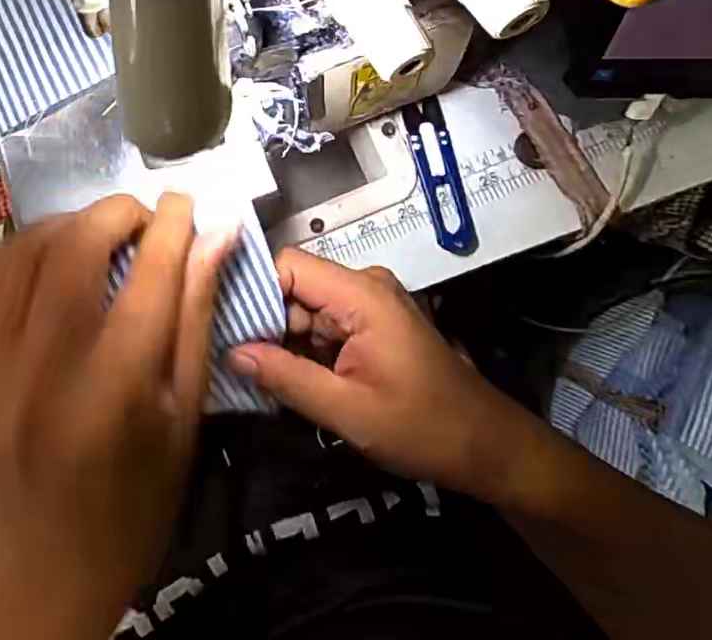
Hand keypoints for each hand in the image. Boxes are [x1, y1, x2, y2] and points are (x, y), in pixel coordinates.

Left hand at [0, 193, 238, 639]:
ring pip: (24, 248)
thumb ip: (196, 311)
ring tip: (97, 239)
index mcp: (114, 387)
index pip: (150, 273)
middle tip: (142, 223)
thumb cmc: (138, 490)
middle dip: (116, 214)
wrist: (48, 559)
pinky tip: (46, 266)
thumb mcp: (186, 407)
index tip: (184, 202)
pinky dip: (19, 254)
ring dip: (69, 226)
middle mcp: (42, 367)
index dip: (172, 224)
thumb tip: (215, 233)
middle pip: (76, 246)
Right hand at [228, 248, 537, 502]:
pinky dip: (304, 349)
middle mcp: (363, 286)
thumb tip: (232, 352)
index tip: (223, 324)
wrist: (487, 446)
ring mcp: (368, 304)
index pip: (288, 266)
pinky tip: (287, 377)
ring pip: (304, 308)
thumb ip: (286, 377)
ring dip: (283, 341)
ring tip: (256, 374)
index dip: (253, 290)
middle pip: (293, 287)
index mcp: (360, 294)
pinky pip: (323, 325)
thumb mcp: (347, 410)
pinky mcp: (371, 323)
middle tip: (232, 360)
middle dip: (264, 323)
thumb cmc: (423, 427)